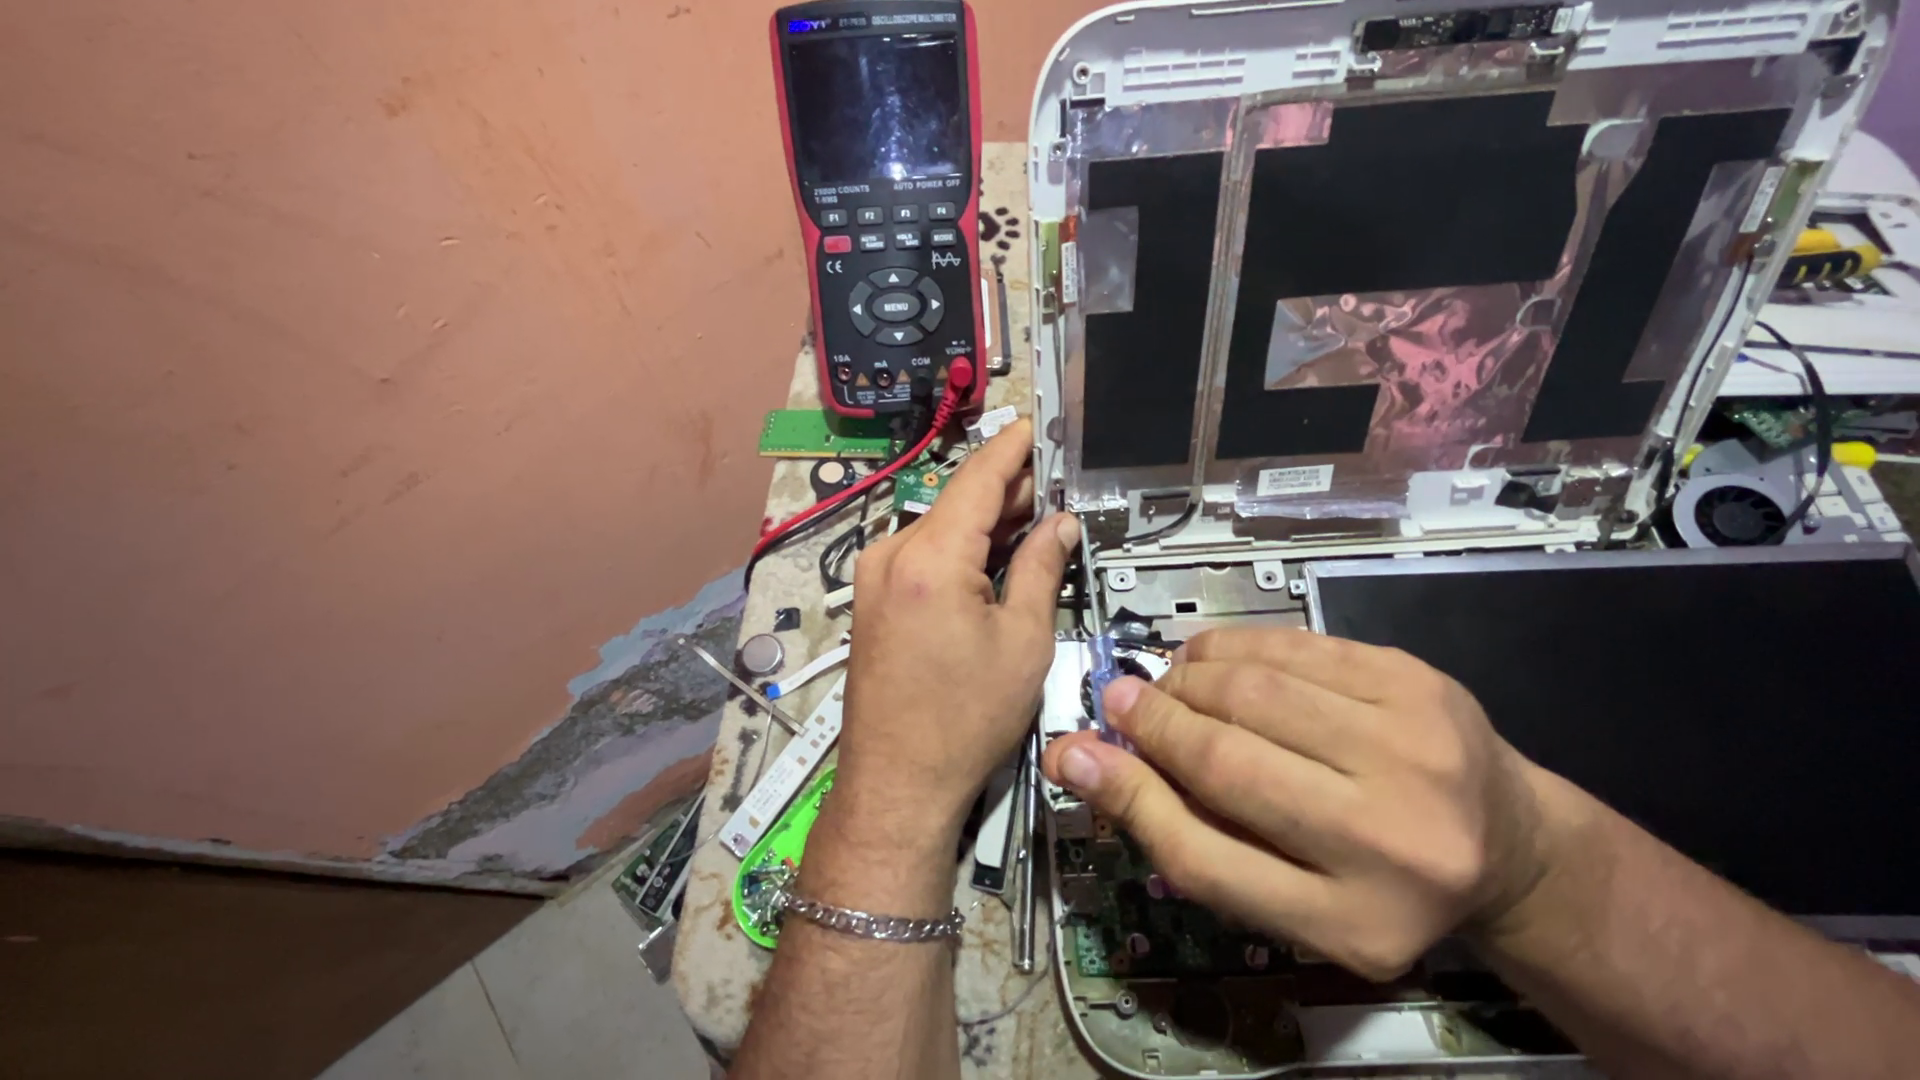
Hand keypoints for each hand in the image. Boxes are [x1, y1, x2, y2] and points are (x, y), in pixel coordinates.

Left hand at [838, 419, 1078, 839]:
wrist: (897, 781)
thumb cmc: (965, 719)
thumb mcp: (1022, 642)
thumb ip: (1039, 569)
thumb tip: (1059, 524)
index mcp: (928, 558)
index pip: (978, 478)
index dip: (1014, 448)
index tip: (1039, 425)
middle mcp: (891, 554)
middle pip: (958, 501)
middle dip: (1009, 492)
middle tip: (1058, 489)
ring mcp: (874, 576)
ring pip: (941, 528)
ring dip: (987, 524)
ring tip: (1037, 523)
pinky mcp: (872, 599)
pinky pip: (922, 556)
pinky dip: (961, 550)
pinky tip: (996, 558)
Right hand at [1042, 627, 1553, 980]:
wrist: (1505, 845)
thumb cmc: (1374, 881)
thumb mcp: (1281, 896)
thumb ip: (1178, 831)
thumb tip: (1078, 756)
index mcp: (1350, 920)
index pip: (1203, 855)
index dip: (1127, 792)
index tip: (1078, 747)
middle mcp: (1393, 840)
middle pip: (1225, 759)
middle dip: (1153, 719)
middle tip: (1122, 701)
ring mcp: (1415, 748)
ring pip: (1253, 689)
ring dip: (1188, 678)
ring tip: (1172, 685)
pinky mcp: (1417, 680)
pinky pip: (1291, 645)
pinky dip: (1232, 645)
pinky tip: (1215, 660)